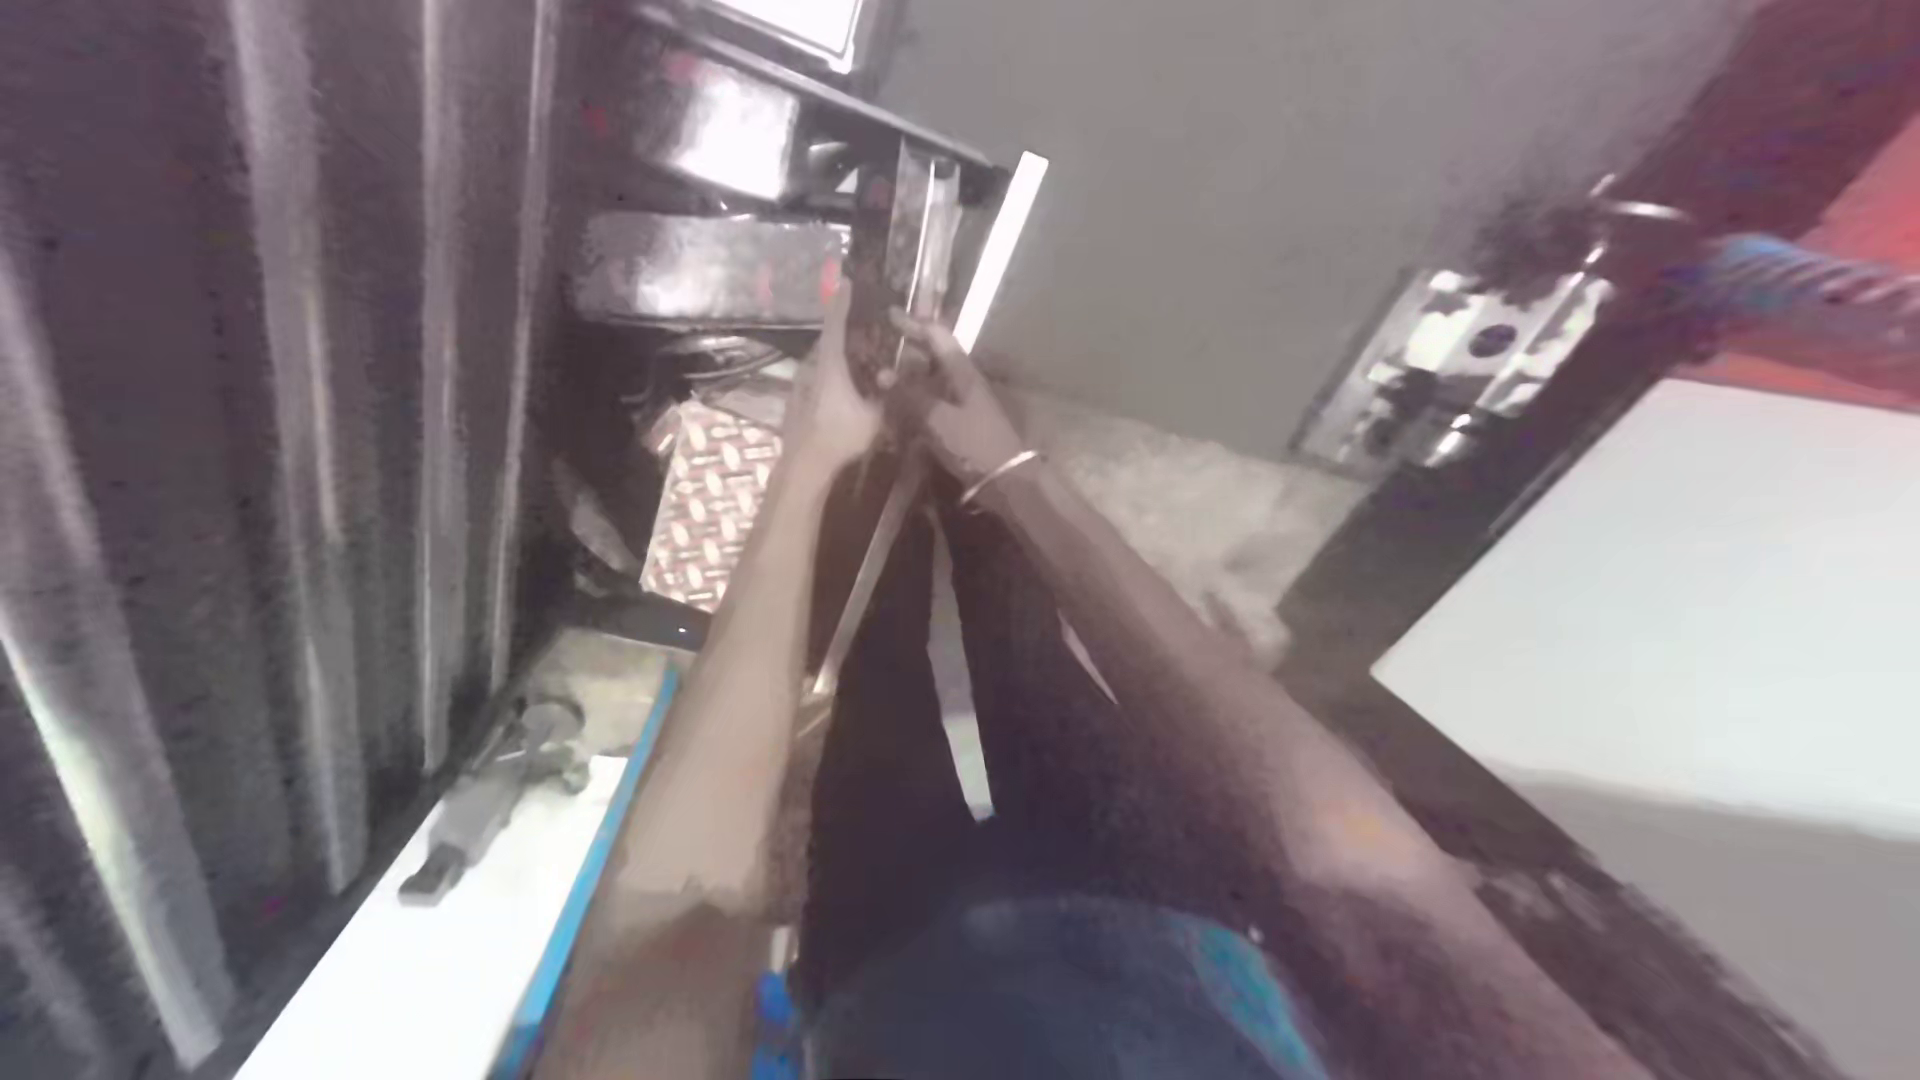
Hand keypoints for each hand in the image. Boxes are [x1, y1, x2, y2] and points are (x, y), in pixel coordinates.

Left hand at [785, 284, 880, 472]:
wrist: (805, 463)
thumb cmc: (841, 436)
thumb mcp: (874, 418)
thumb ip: (885, 397)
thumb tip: (894, 382)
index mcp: (830, 365)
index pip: (835, 325)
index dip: (841, 303)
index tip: (845, 281)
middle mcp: (812, 368)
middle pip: (827, 342)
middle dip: (842, 331)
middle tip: (859, 327)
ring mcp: (800, 384)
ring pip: (819, 361)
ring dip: (835, 356)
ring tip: (853, 357)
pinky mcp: (796, 401)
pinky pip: (815, 378)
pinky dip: (828, 374)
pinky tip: (839, 387)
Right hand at [888, 309, 1025, 484]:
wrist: (1007, 481)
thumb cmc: (975, 445)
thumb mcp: (940, 419)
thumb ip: (911, 396)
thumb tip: (882, 374)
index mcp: (962, 373)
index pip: (937, 337)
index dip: (913, 325)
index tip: (889, 316)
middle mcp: (963, 383)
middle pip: (934, 358)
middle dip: (909, 350)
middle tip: (881, 346)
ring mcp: (964, 405)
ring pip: (933, 382)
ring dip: (909, 378)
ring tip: (882, 377)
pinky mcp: (961, 426)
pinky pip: (934, 406)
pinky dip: (916, 403)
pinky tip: (898, 410)